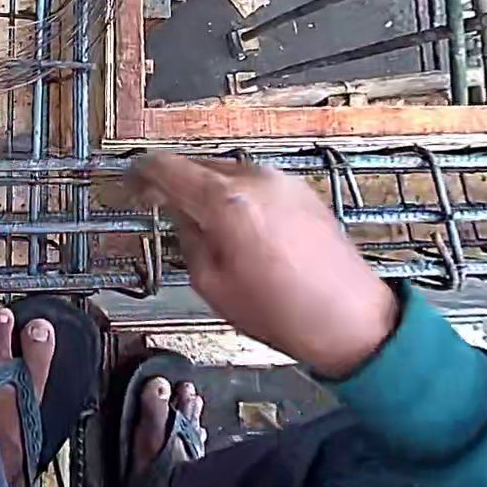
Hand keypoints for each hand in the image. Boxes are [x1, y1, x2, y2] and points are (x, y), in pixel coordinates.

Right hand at [126, 155, 397, 378]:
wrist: (355, 322)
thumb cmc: (283, 311)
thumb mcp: (210, 281)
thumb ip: (186, 235)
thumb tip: (177, 212)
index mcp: (224, 202)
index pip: (166, 167)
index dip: (141, 171)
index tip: (131, 180)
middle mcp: (252, 180)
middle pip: (193, 164)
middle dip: (171, 181)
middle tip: (158, 201)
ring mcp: (279, 181)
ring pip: (221, 170)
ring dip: (202, 186)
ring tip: (197, 217)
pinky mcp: (298, 190)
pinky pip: (249, 180)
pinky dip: (230, 192)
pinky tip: (231, 221)